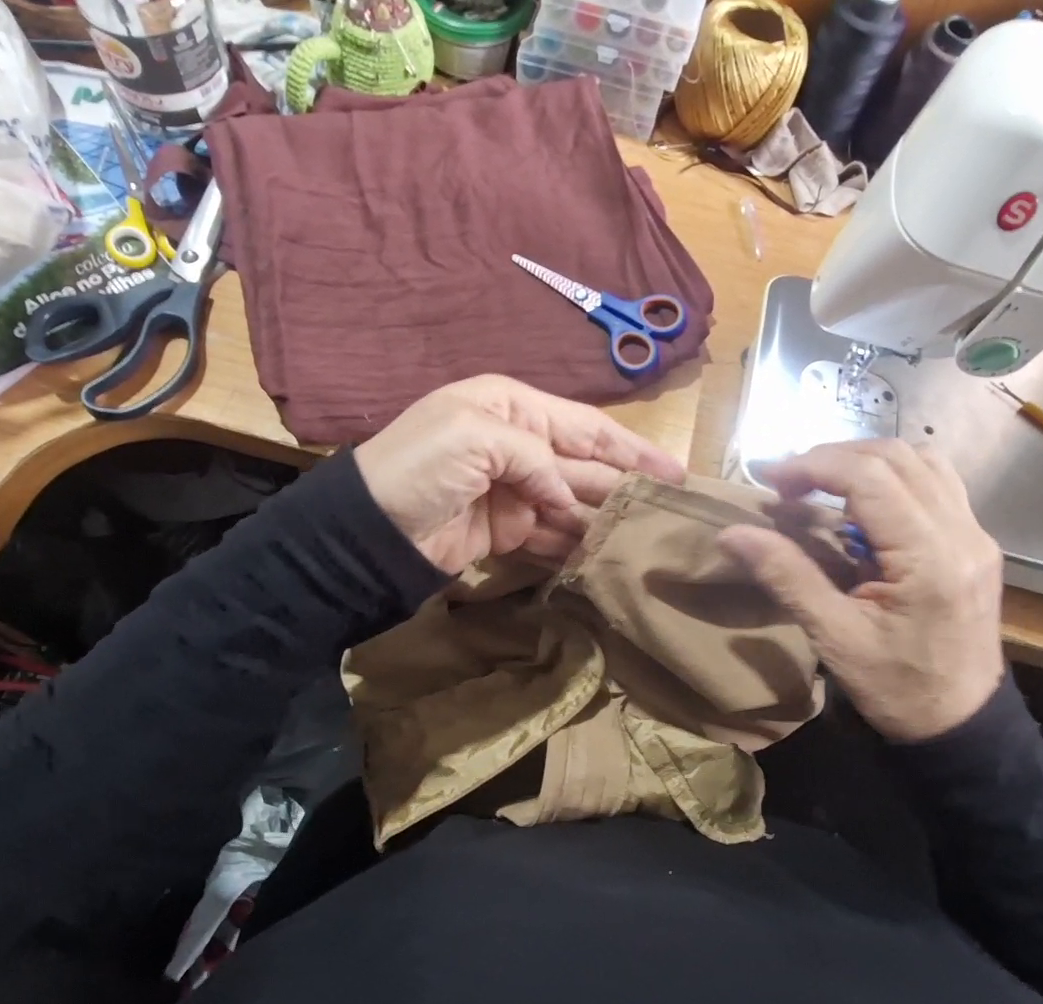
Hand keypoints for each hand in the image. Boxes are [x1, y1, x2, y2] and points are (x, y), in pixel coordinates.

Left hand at [355, 375, 685, 573]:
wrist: (369, 529)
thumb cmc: (421, 466)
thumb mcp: (478, 437)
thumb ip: (537, 459)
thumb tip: (568, 500)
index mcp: (513, 408)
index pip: (586, 426)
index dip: (631, 448)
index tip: (674, 471)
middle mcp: (517, 444)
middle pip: (585, 466)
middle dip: (625, 485)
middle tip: (671, 510)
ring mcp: (511, 491)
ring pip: (572, 503)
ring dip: (605, 519)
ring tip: (648, 537)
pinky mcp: (503, 531)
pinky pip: (550, 536)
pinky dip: (575, 545)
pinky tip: (606, 556)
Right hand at [718, 441, 1004, 741]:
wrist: (961, 725)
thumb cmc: (896, 688)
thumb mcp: (834, 637)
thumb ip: (786, 576)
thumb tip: (732, 533)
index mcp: (930, 556)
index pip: (870, 477)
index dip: (813, 465)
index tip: (769, 479)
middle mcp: (962, 533)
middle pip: (897, 457)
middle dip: (834, 457)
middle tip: (787, 481)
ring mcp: (976, 535)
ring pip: (922, 461)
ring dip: (865, 461)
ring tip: (820, 484)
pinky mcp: (975, 543)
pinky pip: (936, 484)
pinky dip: (893, 477)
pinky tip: (862, 503)